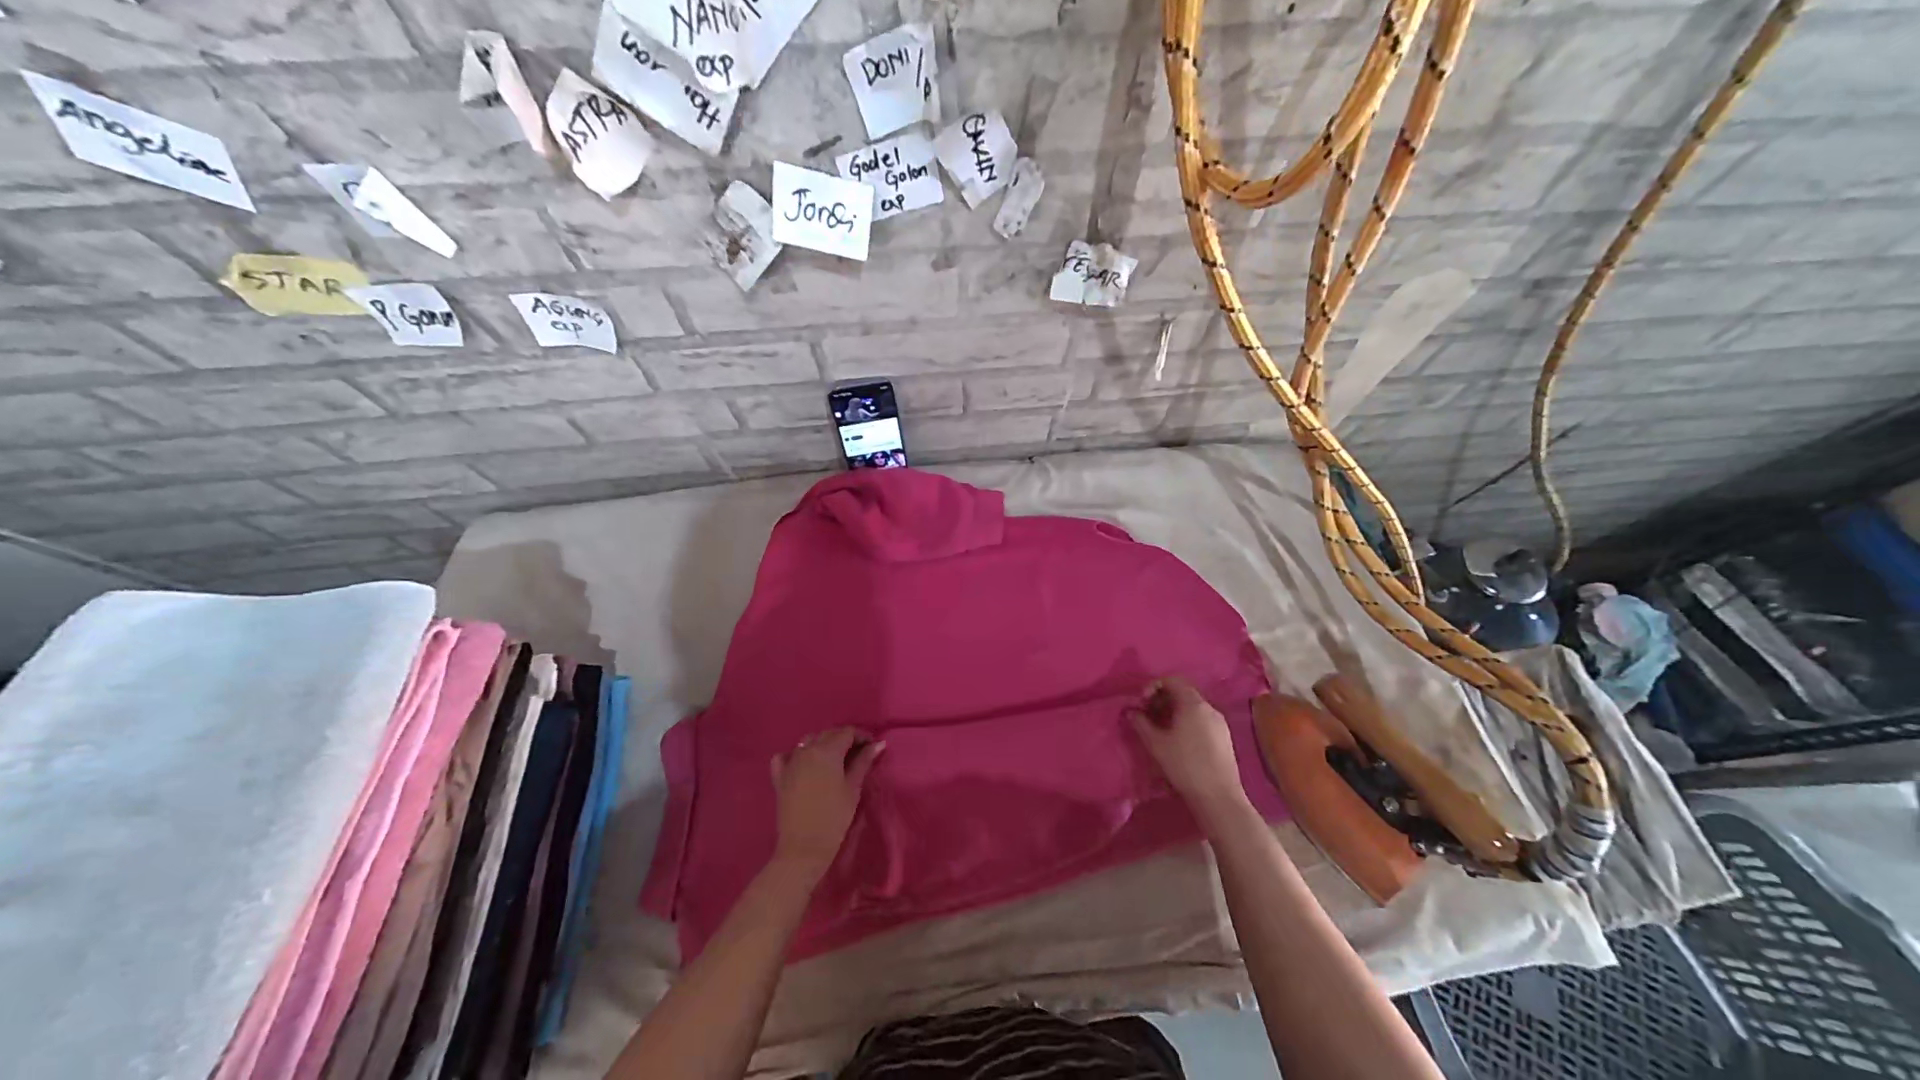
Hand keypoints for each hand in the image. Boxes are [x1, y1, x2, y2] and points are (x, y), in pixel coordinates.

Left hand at [769, 728, 883, 876]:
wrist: (804, 847)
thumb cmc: (834, 817)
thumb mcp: (853, 788)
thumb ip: (863, 762)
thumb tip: (878, 744)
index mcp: (827, 750)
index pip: (847, 732)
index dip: (861, 736)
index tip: (872, 748)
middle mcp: (807, 750)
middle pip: (828, 734)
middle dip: (844, 739)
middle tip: (858, 754)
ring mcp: (790, 762)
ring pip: (808, 742)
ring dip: (822, 745)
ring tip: (834, 760)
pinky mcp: (779, 776)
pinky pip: (785, 756)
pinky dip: (795, 755)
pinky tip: (803, 764)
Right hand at [1127, 677, 1249, 818]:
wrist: (1218, 796)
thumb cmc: (1184, 765)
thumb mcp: (1156, 744)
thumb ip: (1141, 723)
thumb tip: (1131, 711)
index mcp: (1193, 704)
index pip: (1172, 680)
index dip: (1153, 686)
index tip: (1141, 702)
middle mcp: (1209, 708)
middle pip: (1183, 693)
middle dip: (1162, 700)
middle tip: (1147, 715)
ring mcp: (1220, 723)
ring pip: (1193, 708)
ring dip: (1173, 712)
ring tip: (1160, 729)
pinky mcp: (1224, 738)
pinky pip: (1202, 720)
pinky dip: (1187, 722)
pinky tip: (1178, 741)